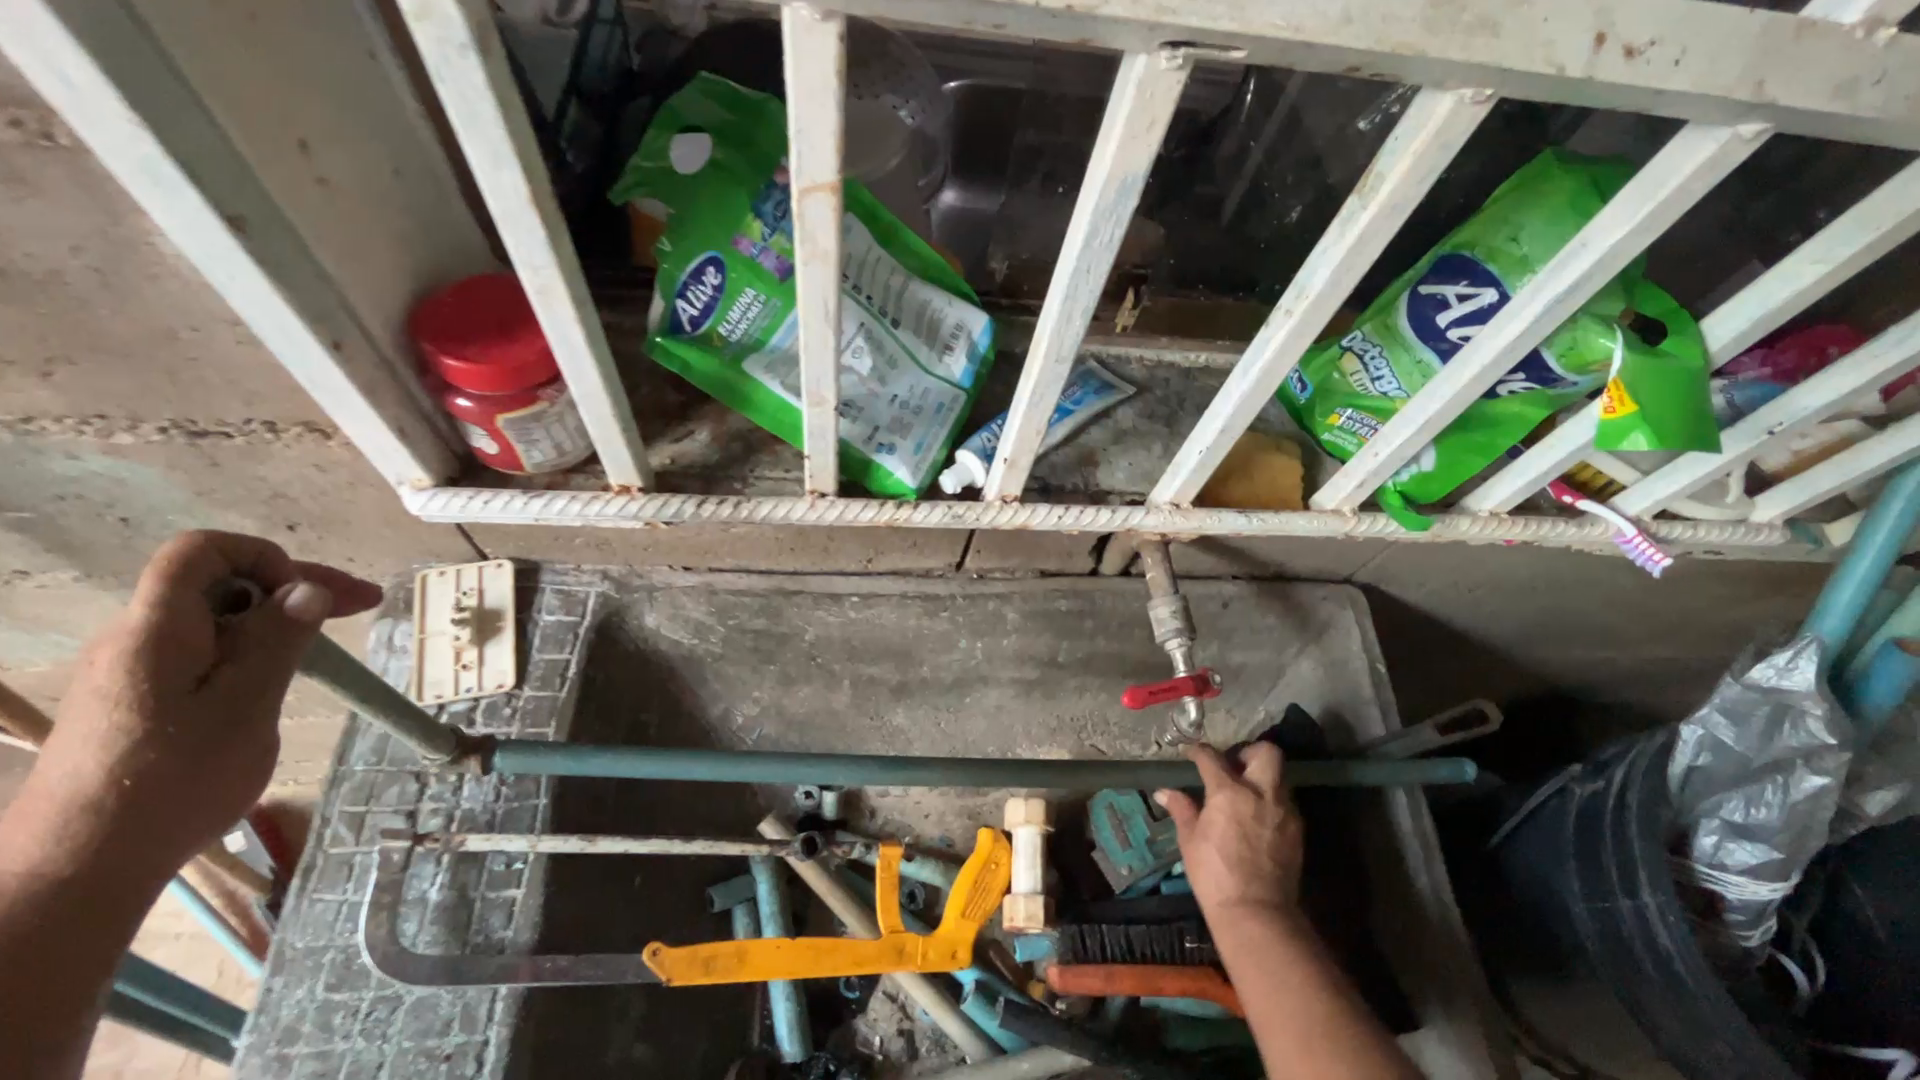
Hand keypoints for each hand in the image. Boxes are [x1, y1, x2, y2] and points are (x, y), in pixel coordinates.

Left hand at [34, 531, 380, 878]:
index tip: (315, 596)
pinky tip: (269, 686)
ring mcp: (127, 673)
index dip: (265, 556)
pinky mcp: (130, 704)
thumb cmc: (171, 783)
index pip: (201, 551)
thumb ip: (277, 641)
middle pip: (213, 583)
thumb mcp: (244, 708)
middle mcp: (133, 639)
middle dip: (290, 588)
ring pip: (209, 622)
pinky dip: (245, 653)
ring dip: (272, 624)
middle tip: (363, 608)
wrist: (77, 867)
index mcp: (156, 630)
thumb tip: (307, 588)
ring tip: (323, 654)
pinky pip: (196, 654)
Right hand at [1155, 741, 1304, 918]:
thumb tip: (1164, 792)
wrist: (1256, 911)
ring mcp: (1284, 810)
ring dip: (1262, 778)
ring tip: (1246, 795)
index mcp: (1228, 792)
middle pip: (1266, 752)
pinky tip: (1257, 819)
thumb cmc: (1213, 874)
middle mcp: (1261, 793)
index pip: (1212, 757)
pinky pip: (1285, 803)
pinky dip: (1271, 802)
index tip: (1193, 753)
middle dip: (1249, 752)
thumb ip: (1182, 809)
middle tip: (1235, 766)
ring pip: (1279, 777)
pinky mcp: (1298, 829)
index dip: (1200, 751)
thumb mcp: (1190, 840)